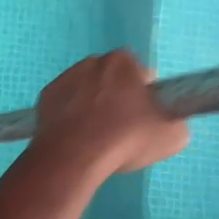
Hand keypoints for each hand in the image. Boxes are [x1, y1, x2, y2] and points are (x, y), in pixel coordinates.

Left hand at [31, 49, 191, 178]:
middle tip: (120, 128)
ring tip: (95, 136)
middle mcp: (92, 62)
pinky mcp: (44, 97)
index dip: (145, 96)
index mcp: (123, 62)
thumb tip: (169, 123)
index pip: (141, 74)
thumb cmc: (127, 139)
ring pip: (85, 91)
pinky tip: (75, 136)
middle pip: (111, 80)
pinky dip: (69, 115)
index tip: (144, 117)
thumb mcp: (173, 136)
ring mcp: (64, 78)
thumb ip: (175, 121)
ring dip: (91, 106)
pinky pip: (64, 105)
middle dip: (116, 98)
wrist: (74, 156)